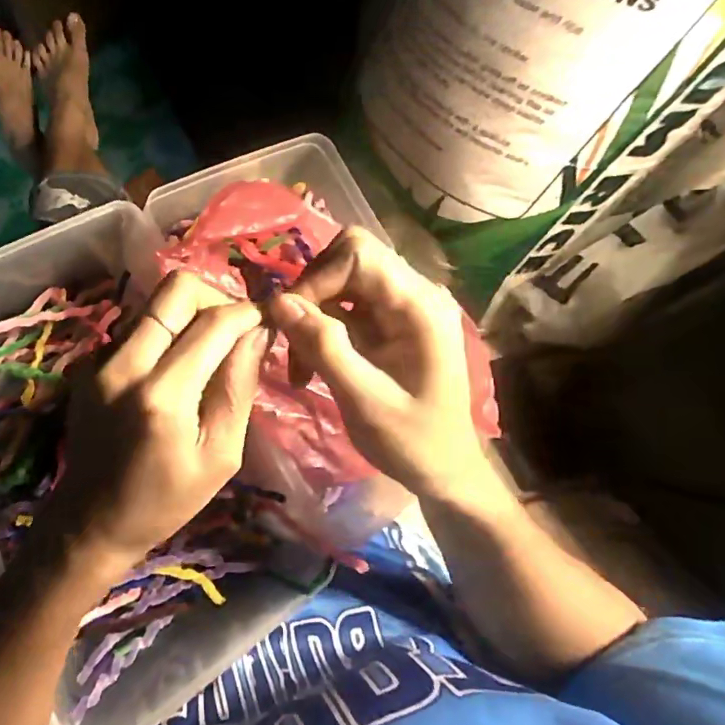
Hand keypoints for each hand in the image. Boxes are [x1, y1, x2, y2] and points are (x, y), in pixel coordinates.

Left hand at [40, 271, 266, 576]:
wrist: (91, 520)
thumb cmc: (165, 500)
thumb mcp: (220, 456)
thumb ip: (238, 388)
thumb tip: (258, 332)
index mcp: (162, 396)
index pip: (214, 322)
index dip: (248, 312)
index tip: (267, 320)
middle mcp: (124, 365)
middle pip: (175, 288)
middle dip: (215, 297)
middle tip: (234, 328)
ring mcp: (99, 360)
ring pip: (153, 303)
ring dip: (187, 313)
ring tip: (208, 348)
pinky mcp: (88, 363)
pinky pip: (135, 326)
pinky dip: (164, 332)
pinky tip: (175, 367)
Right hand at [265, 227, 493, 500]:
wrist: (445, 471)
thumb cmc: (413, 443)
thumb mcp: (364, 401)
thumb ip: (324, 347)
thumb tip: (278, 302)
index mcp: (420, 306)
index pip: (358, 254)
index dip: (317, 279)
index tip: (293, 325)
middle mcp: (415, 292)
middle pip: (348, 256)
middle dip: (311, 293)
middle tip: (293, 340)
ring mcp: (404, 304)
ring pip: (341, 276)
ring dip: (312, 311)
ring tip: (300, 362)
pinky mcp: (390, 319)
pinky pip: (346, 301)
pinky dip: (320, 324)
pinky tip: (312, 362)